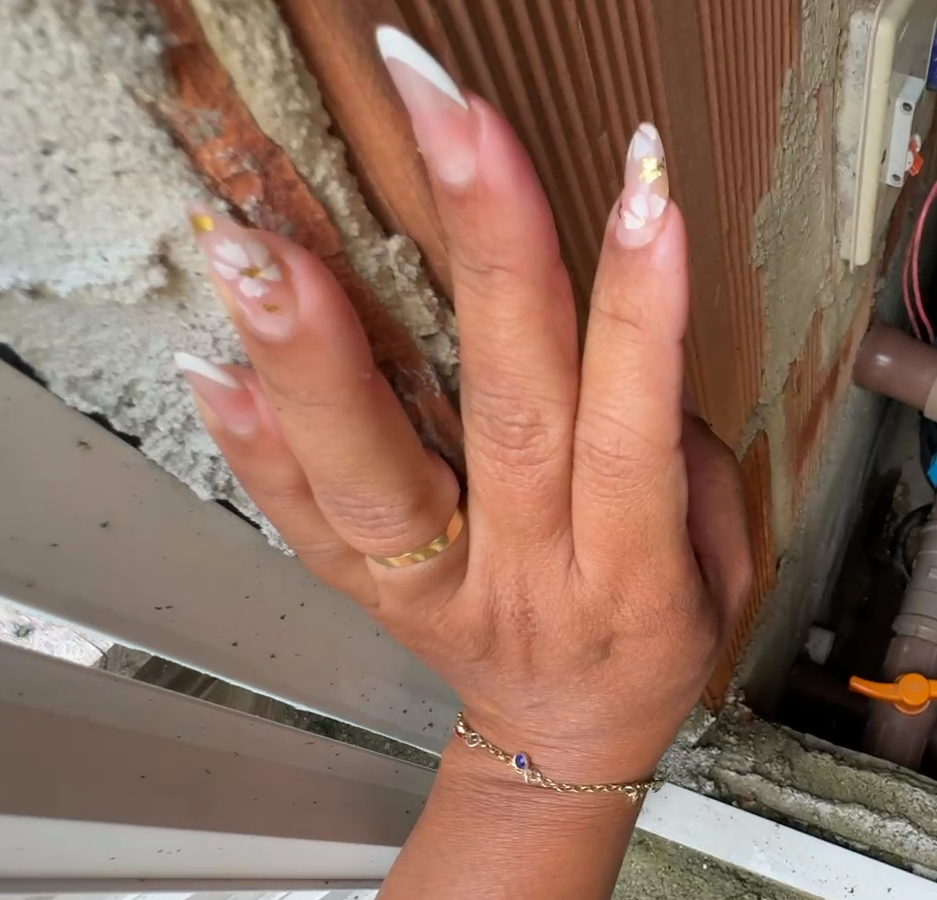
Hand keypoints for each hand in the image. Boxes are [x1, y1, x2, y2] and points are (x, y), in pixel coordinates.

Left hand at [175, 40, 749, 784]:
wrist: (564, 742)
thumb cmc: (659, 655)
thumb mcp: (723, 580)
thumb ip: (694, 477)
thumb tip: (641, 372)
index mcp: (632, 577)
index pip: (633, 436)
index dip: (640, 316)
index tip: (645, 194)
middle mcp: (531, 575)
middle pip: (509, 417)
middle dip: (492, 259)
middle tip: (457, 119)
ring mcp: (440, 589)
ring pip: (377, 477)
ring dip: (322, 357)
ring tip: (266, 238)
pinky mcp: (376, 596)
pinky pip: (309, 528)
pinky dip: (257, 447)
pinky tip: (213, 359)